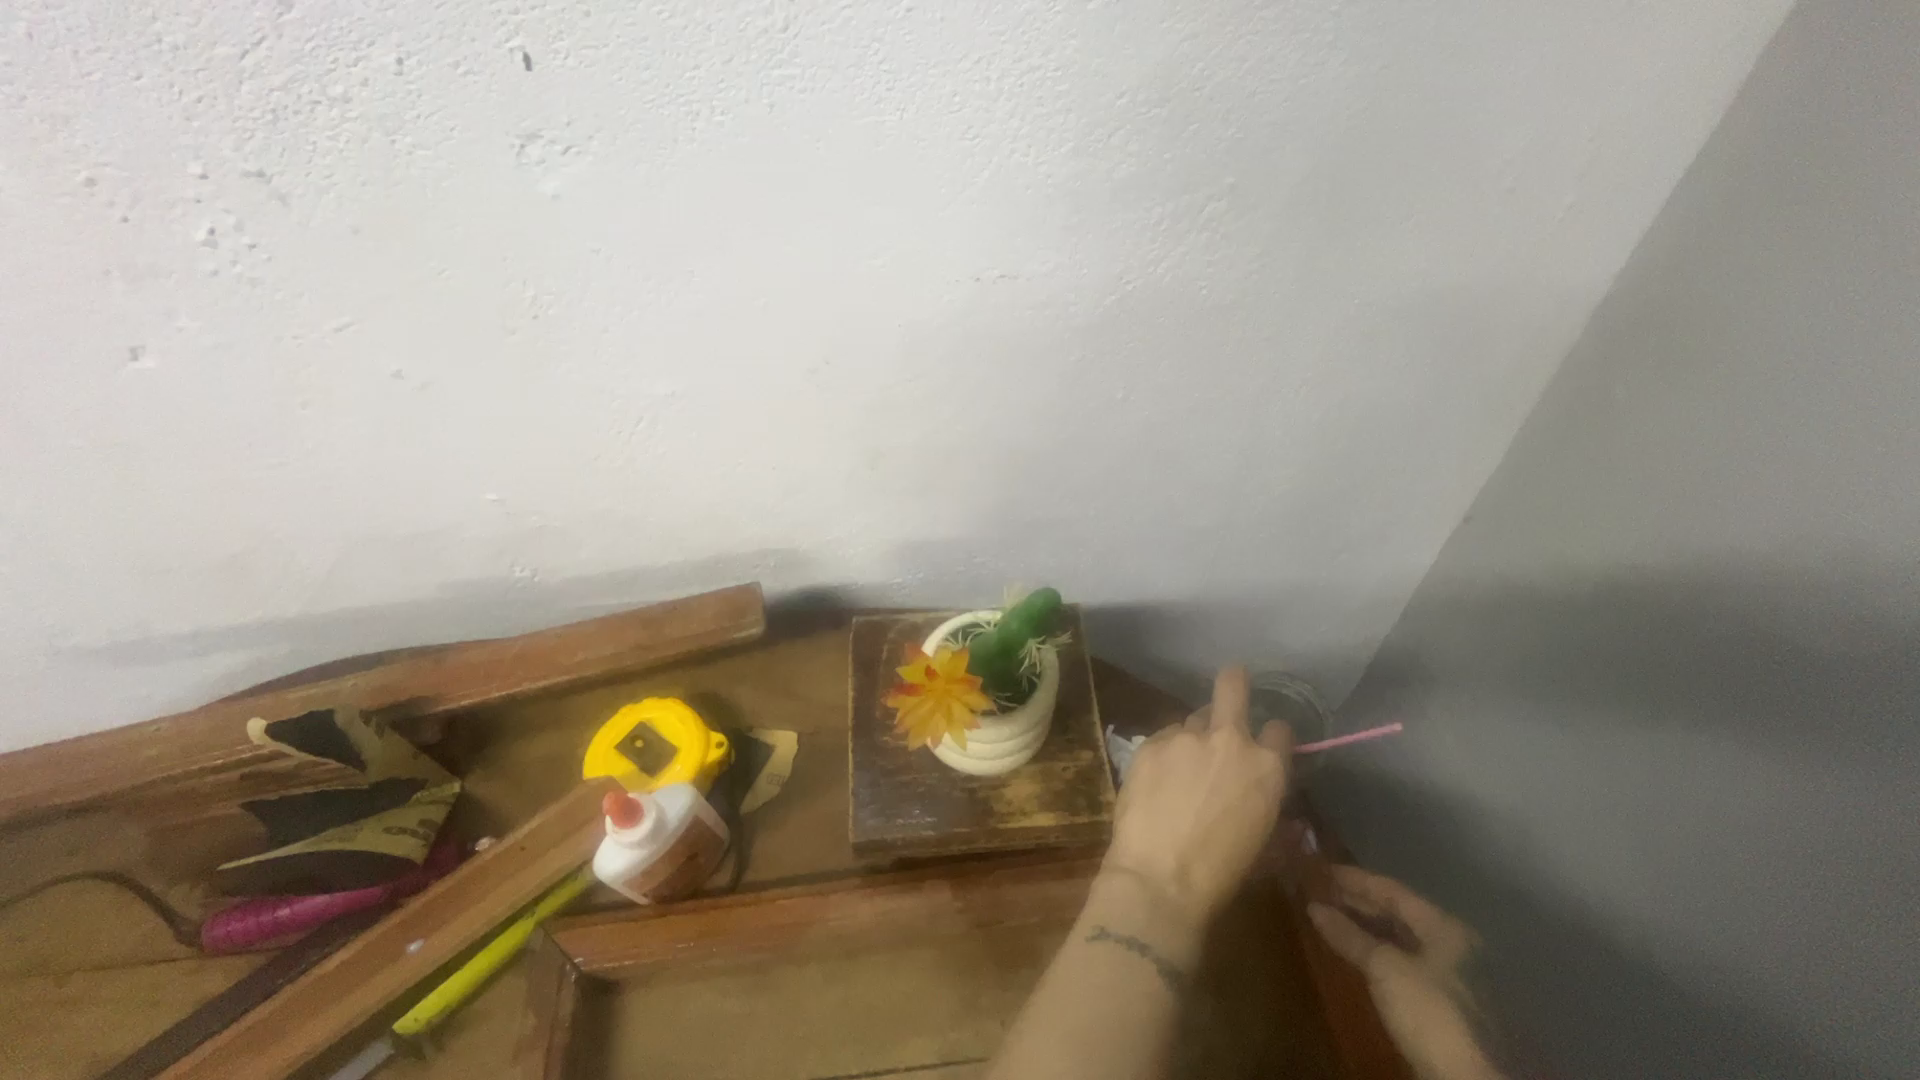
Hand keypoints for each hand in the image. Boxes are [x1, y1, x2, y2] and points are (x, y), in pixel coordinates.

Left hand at [1102, 666, 1291, 922]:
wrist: (1161, 877)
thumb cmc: (1222, 873)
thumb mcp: (1265, 842)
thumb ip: (1270, 808)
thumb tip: (1265, 796)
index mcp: (1267, 767)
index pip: (1279, 729)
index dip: (1271, 735)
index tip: (1263, 742)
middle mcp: (1229, 740)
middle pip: (1232, 687)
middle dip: (1233, 682)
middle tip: (1231, 683)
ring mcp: (1184, 737)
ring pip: (1191, 719)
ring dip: (1193, 735)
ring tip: (1182, 764)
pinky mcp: (1149, 744)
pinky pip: (1162, 738)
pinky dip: (1164, 751)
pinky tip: (1157, 778)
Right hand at [1309, 866, 1503, 1079]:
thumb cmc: (1430, 1012)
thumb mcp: (1385, 969)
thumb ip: (1350, 936)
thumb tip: (1314, 907)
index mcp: (1445, 928)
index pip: (1394, 891)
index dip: (1356, 879)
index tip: (1323, 869)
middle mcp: (1452, 945)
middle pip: (1399, 914)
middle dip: (1359, 903)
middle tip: (1322, 892)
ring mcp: (1450, 974)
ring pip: (1401, 939)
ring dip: (1366, 928)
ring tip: (1331, 919)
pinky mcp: (1442, 1001)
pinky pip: (1403, 962)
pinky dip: (1377, 952)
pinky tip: (1356, 954)